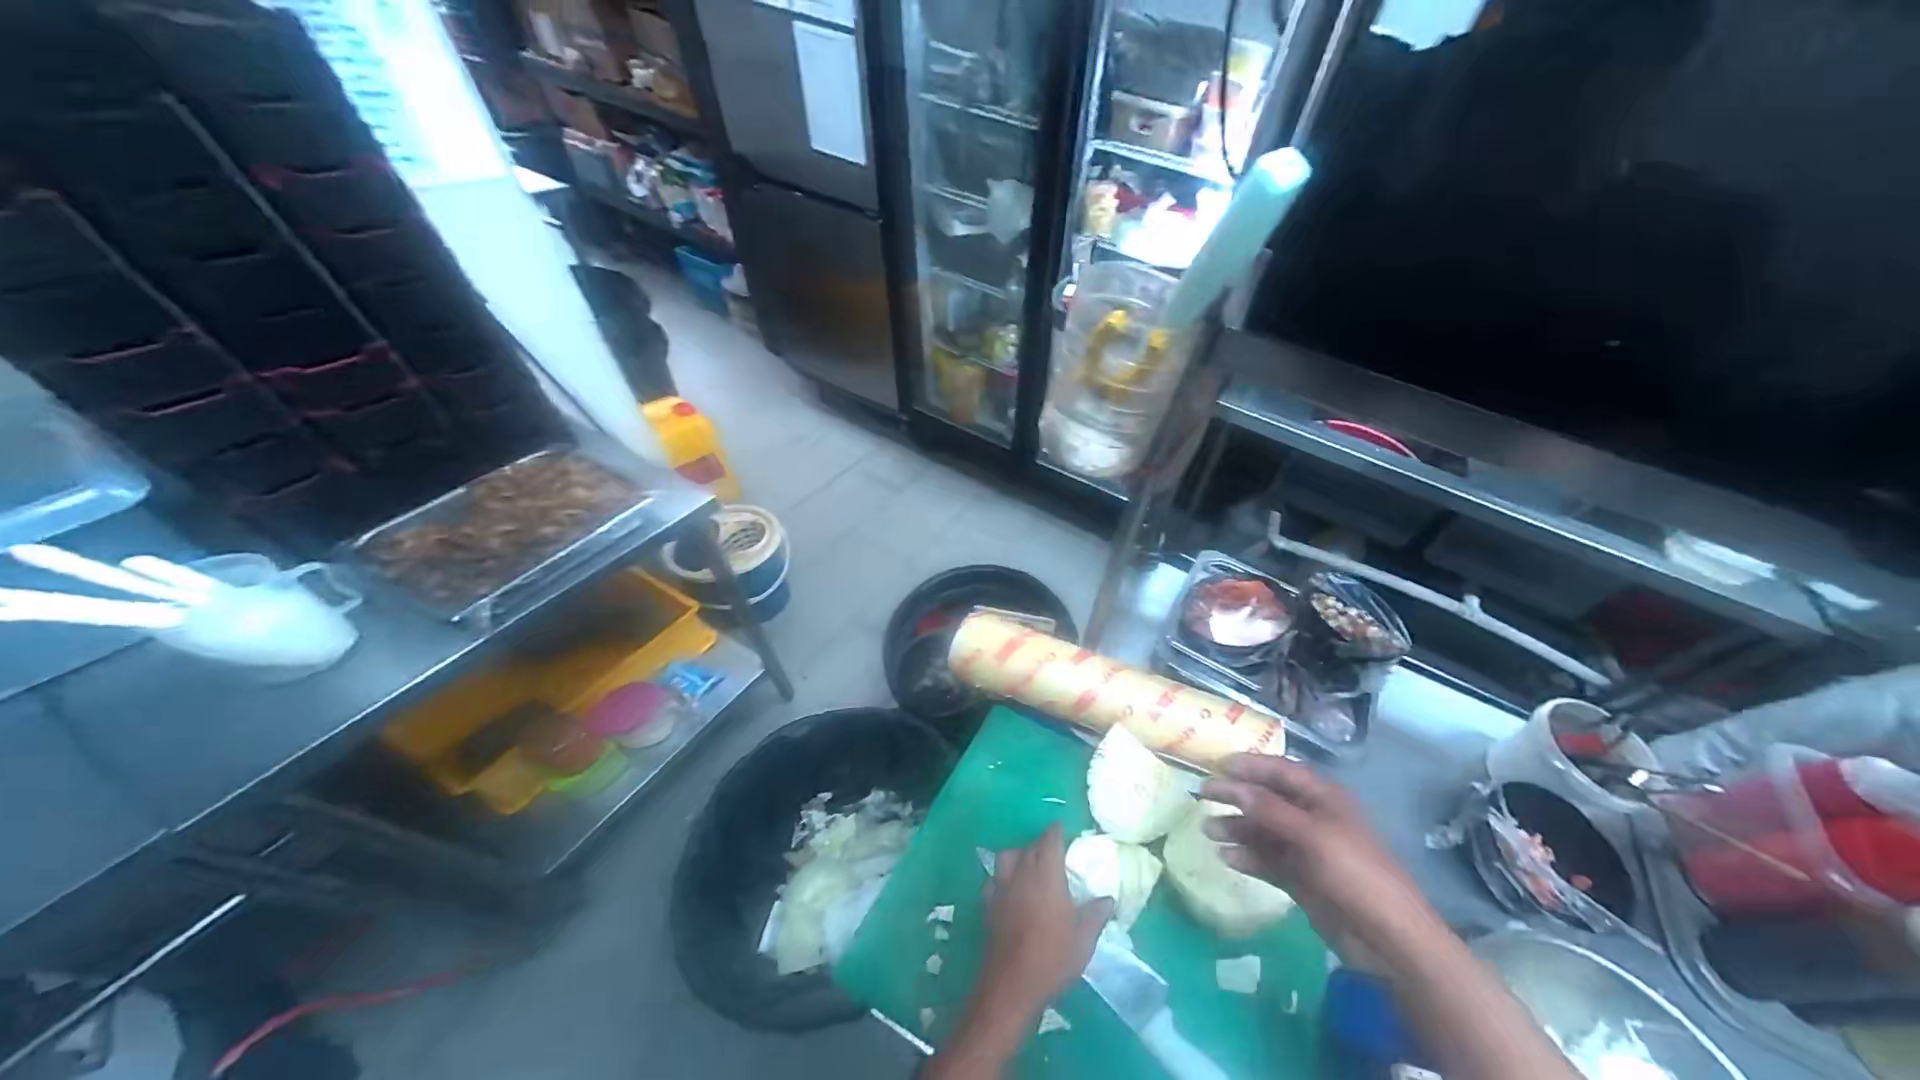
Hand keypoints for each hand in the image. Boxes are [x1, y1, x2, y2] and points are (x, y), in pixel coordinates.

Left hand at [977, 823, 1114, 1020]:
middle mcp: (1022, 874)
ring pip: (1007, 857)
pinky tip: (1008, 888)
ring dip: (1018, 855)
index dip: (1055, 832)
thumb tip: (1108, 898)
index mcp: (1047, 875)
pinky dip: (1001, 878)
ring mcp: (1001, 887)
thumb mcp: (1084, 938)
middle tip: (1052, 850)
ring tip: (1028, 864)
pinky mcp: (987, 904)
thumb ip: (1096, 914)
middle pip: (1029, 847)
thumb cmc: (1053, 957)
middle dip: (1040, 843)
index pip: (1050, 841)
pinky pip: (993, 880)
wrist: (1013, 982)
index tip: (1061, 828)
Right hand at [1200, 755, 1445, 965]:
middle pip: (1267, 799)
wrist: (1390, 939)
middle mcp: (1312, 818)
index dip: (1249, 765)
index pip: (1280, 771)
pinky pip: (1267, 860)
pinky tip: (1227, 858)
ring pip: (1263, 831)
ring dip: (1236, 828)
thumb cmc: (1356, 875)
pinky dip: (1247, 857)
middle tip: (1202, 795)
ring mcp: (1306, 850)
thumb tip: (1232, 786)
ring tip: (1208, 831)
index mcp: (1323, 799)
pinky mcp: (1301, 878)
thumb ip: (1270, 810)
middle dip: (1236, 796)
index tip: (1216, 765)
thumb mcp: (1312, 836)